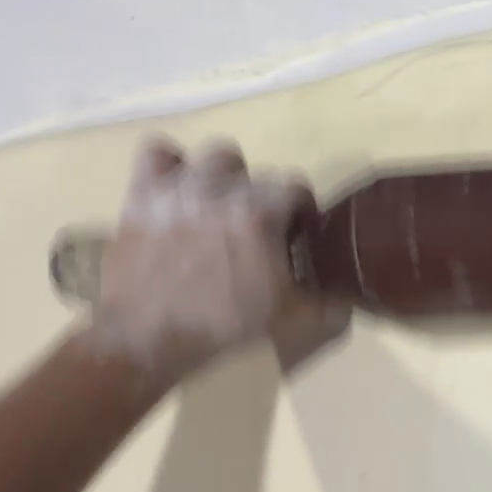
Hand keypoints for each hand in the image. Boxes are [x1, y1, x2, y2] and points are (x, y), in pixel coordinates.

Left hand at [89, 136, 349, 381]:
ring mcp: (178, 191)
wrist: (149, 337)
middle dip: (264, 195)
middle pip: (258, 171)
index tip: (300, 233)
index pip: (296, 185)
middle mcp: (221, 192)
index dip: (303, 209)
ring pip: (213, 156)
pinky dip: (172, 166)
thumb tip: (351, 299)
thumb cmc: (226, 325)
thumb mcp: (294, 321)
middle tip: (260, 226)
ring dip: (224, 176)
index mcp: (261, 216)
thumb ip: (331, 304)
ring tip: (222, 205)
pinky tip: (180, 191)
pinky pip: (157, 154)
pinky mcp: (141, 197)